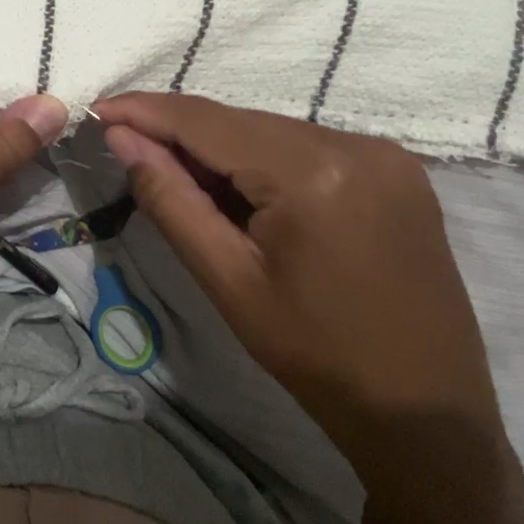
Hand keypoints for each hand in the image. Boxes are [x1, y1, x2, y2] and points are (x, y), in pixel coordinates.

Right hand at [90, 93, 505, 465]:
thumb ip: (169, 197)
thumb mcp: (226, 278)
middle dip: (179, 133)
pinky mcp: (398, 173)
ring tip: (185, 187)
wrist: (426, 413)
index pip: (206, 121)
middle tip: (129, 156)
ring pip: (271, 131)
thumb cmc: (315, 354)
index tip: (97, 110)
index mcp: (312, 173)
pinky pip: (306, 147)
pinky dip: (262, 161)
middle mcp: (355, 145)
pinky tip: (243, 195)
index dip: (145, 111)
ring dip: (219, 149)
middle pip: (239, 121)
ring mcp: (385, 156)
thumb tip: (120, 137)